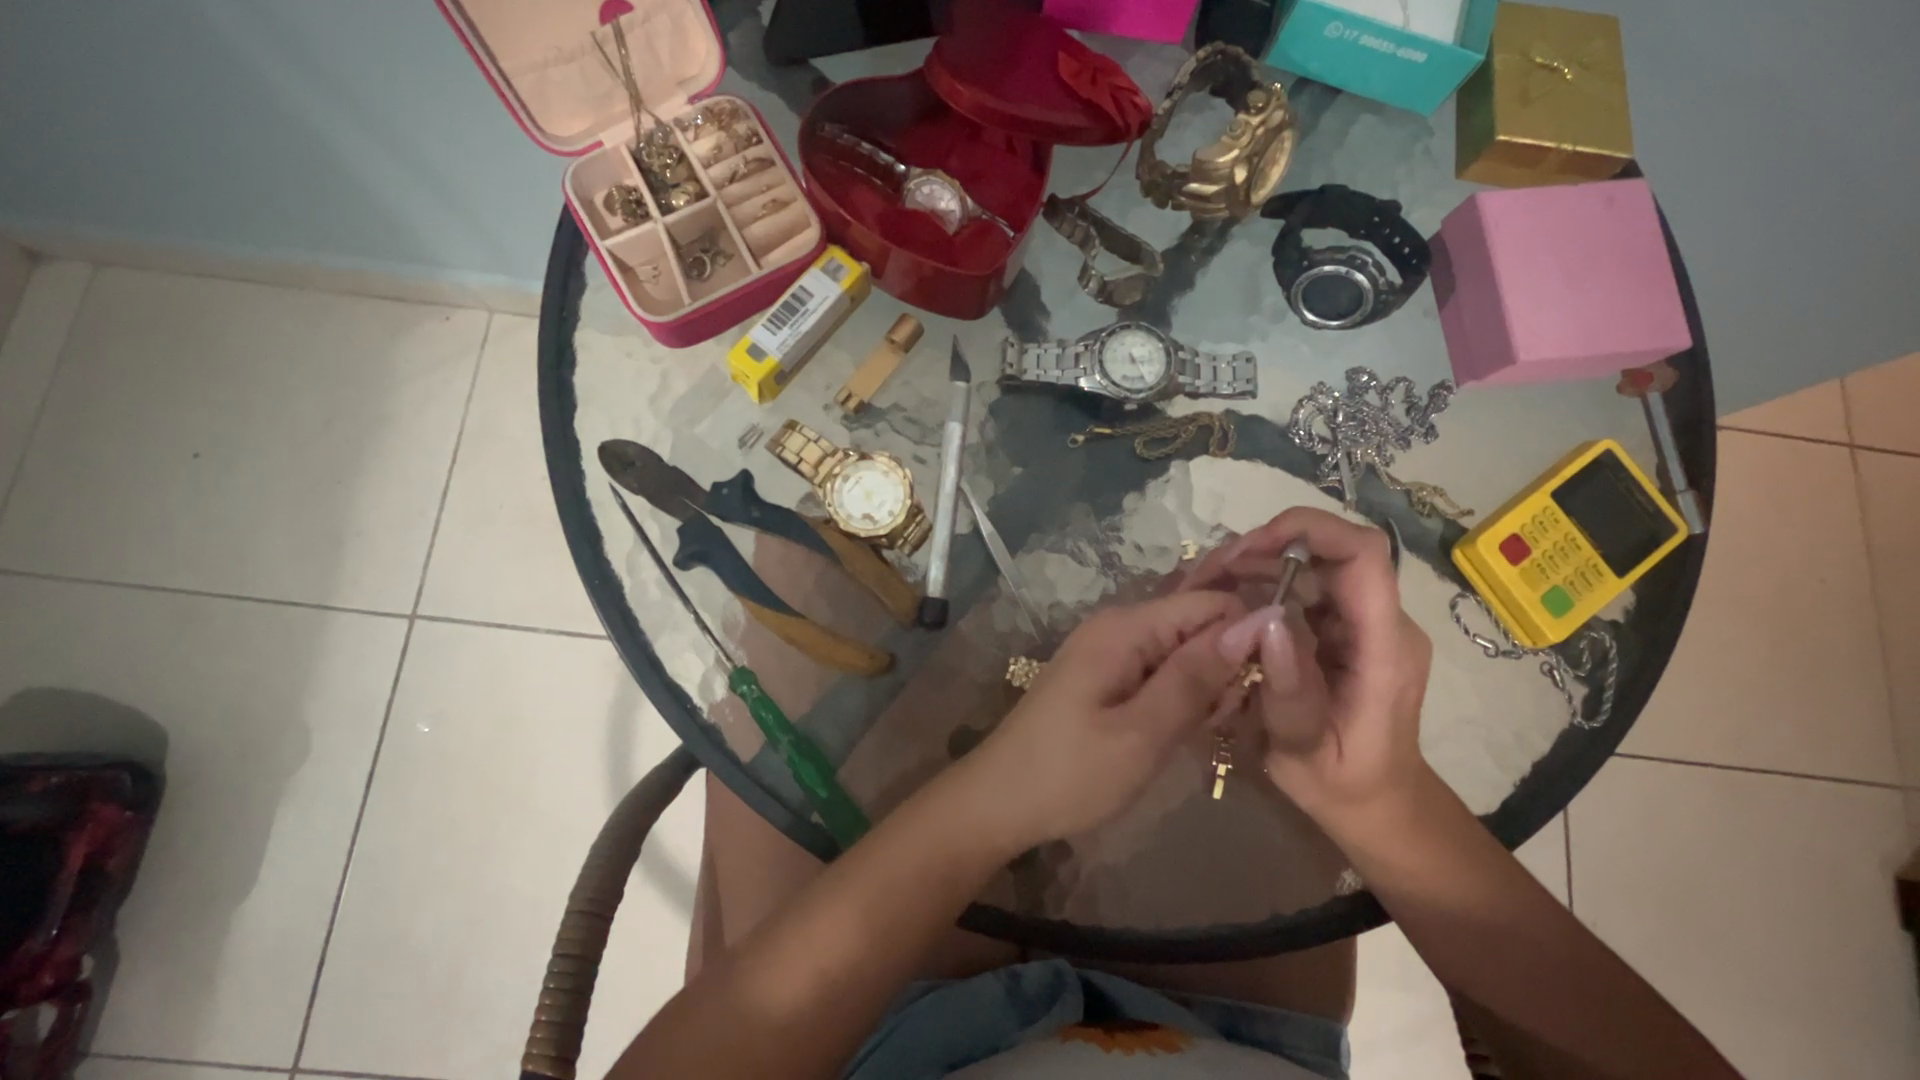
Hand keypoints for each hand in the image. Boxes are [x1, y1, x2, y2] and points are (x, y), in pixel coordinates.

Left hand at [957, 591, 1256, 850]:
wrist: (999, 804)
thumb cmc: (1070, 774)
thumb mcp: (1143, 732)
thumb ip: (1197, 676)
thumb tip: (1261, 620)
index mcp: (1125, 628)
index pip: (1212, 604)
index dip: (1248, 638)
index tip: (1262, 688)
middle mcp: (1118, 628)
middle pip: (1199, 626)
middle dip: (1226, 668)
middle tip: (1218, 724)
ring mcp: (1110, 653)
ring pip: (1184, 654)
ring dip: (1204, 691)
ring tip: (1196, 735)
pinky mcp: (1106, 680)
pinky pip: (1160, 675)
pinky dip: (1179, 702)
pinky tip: (1177, 736)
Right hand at [1183, 508, 1433, 826]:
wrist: (1378, 804)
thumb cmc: (1344, 785)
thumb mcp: (1305, 749)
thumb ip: (1289, 690)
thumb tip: (1266, 620)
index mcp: (1384, 647)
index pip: (1362, 555)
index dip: (1306, 532)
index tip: (1244, 551)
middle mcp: (1381, 622)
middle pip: (1330, 550)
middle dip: (1264, 548)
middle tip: (1207, 574)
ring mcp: (1364, 623)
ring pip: (1314, 564)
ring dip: (1258, 564)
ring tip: (1207, 584)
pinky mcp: (1345, 630)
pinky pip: (1306, 588)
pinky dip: (1263, 584)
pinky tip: (1226, 602)